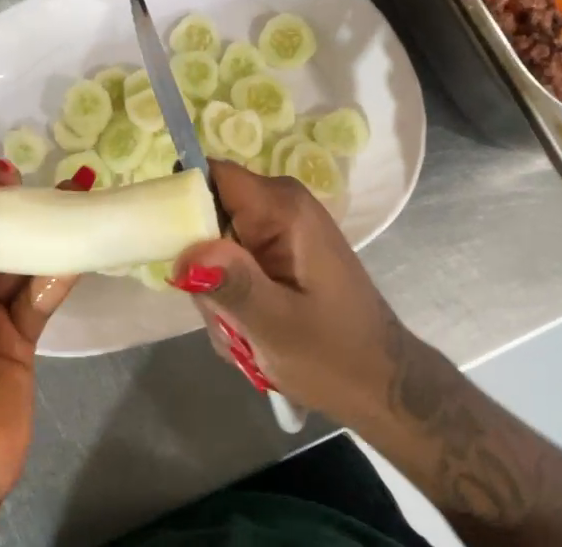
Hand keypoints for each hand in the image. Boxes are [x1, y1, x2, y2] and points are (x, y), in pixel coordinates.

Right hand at [168, 159, 407, 423]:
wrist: (385, 387)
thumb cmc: (336, 357)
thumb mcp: (277, 327)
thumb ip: (232, 285)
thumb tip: (185, 253)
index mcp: (282, 208)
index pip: (209, 174)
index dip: (183, 204)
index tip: (175, 252)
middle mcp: (281, 204)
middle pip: (206, 213)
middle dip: (201, 265)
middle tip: (222, 314)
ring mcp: (281, 228)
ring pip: (214, 243)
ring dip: (216, 290)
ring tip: (241, 331)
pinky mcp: (279, 251)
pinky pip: (232, 260)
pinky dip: (231, 296)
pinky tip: (249, 329)